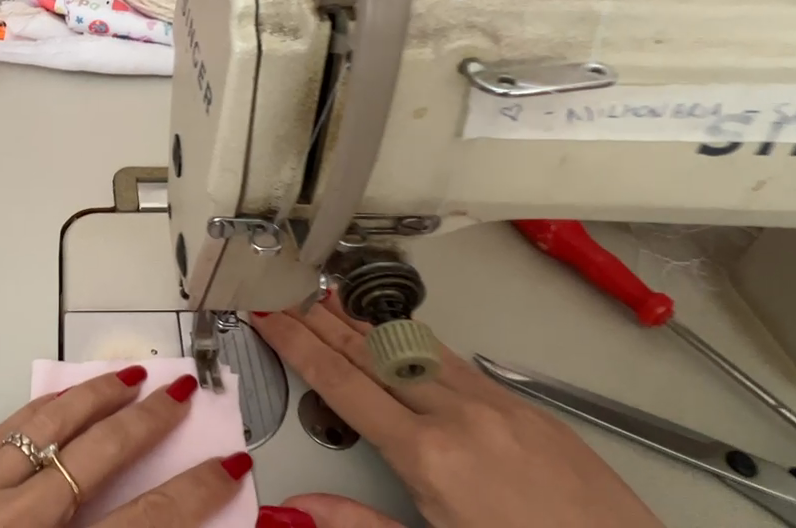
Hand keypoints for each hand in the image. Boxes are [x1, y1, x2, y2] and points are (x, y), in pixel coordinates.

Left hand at [0, 365, 253, 527]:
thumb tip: (145, 525)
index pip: (142, 527)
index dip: (192, 494)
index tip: (227, 466)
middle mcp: (16, 523)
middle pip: (98, 456)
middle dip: (148, 421)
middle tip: (184, 390)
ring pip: (48, 426)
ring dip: (94, 396)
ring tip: (130, 374)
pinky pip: (4, 430)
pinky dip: (41, 408)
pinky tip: (59, 398)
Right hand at [248, 300, 664, 527]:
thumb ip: (360, 525)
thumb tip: (295, 507)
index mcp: (427, 457)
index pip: (342, 384)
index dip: (297, 345)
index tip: (268, 317)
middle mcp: (456, 414)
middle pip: (369, 353)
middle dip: (320, 319)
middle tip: (285, 291)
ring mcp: (495, 403)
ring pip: (411, 347)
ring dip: (362, 321)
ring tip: (325, 296)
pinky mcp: (526, 406)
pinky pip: (453, 360)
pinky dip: (412, 341)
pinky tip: (397, 333)